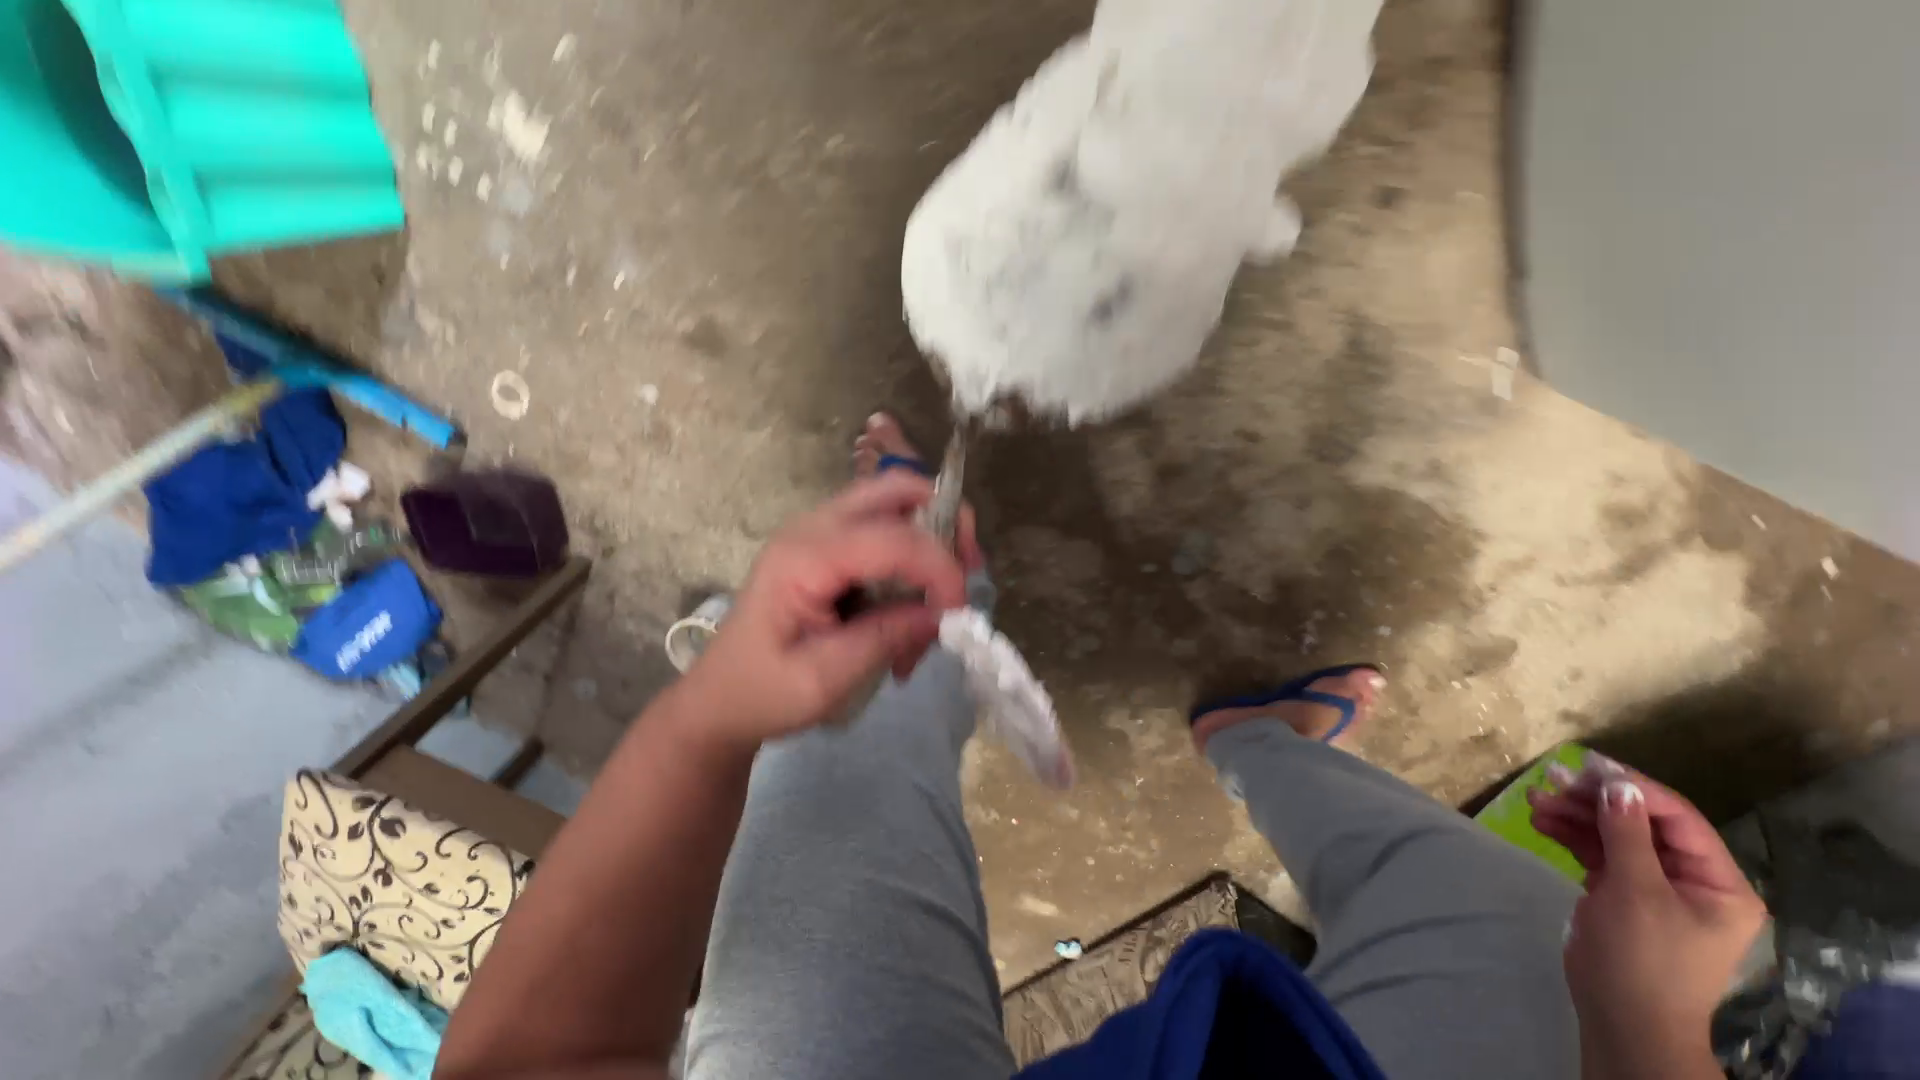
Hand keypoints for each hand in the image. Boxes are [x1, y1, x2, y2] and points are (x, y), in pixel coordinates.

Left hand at [676, 471, 969, 750]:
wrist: (719, 701)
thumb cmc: (763, 694)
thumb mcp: (825, 680)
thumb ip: (885, 638)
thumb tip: (942, 614)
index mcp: (804, 557)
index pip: (894, 537)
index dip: (940, 569)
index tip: (957, 618)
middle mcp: (812, 527)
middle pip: (897, 489)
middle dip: (946, 524)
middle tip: (967, 575)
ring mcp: (818, 531)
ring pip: (895, 504)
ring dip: (930, 545)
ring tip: (934, 610)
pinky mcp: (827, 547)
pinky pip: (884, 531)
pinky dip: (911, 561)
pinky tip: (909, 614)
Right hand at [1528, 758, 1767, 1076]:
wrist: (1623, 1019)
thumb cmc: (1644, 959)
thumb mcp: (1636, 893)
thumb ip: (1628, 834)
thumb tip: (1617, 783)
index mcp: (1718, 882)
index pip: (1678, 819)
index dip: (1635, 789)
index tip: (1589, 767)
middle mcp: (1690, 878)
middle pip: (1641, 822)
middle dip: (1596, 800)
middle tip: (1553, 780)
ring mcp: (1653, 885)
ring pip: (1613, 834)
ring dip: (1576, 815)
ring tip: (1536, 799)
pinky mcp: (1620, 893)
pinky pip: (1597, 852)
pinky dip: (1571, 835)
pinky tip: (1541, 820)